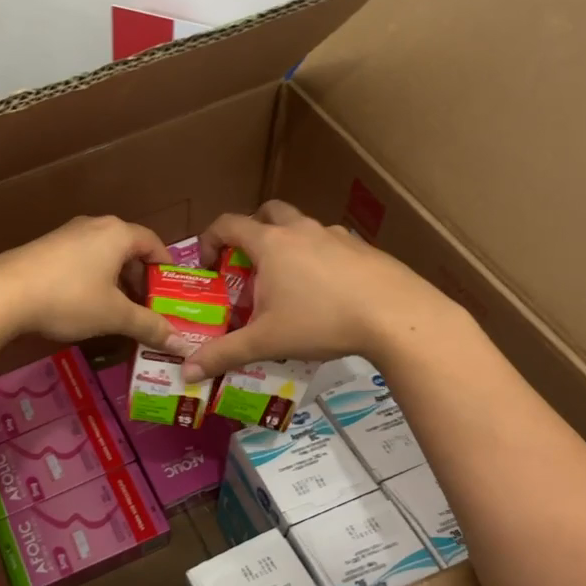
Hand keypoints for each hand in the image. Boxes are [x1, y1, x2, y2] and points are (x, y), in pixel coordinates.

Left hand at [0, 216, 181, 351]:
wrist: (4, 293)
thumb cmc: (69, 298)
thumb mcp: (114, 315)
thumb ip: (149, 326)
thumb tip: (182, 344)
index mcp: (117, 233)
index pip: (154, 244)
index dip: (166, 270)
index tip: (172, 296)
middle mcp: (94, 225)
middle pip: (128, 249)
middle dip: (140, 280)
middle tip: (148, 310)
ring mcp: (66, 234)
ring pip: (103, 256)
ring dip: (115, 282)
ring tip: (119, 313)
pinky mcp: (45, 248)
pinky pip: (80, 260)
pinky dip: (92, 280)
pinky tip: (85, 307)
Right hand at [188, 200, 461, 379]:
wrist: (399, 317)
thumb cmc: (322, 320)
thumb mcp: (267, 341)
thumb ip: (224, 354)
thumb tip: (186, 372)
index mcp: (271, 243)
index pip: (228, 224)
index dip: (210, 238)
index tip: (208, 263)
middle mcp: (301, 230)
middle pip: (268, 212)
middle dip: (252, 230)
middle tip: (249, 263)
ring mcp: (336, 236)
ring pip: (303, 227)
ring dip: (289, 245)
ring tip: (291, 284)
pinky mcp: (365, 249)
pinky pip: (332, 245)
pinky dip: (321, 259)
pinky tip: (329, 294)